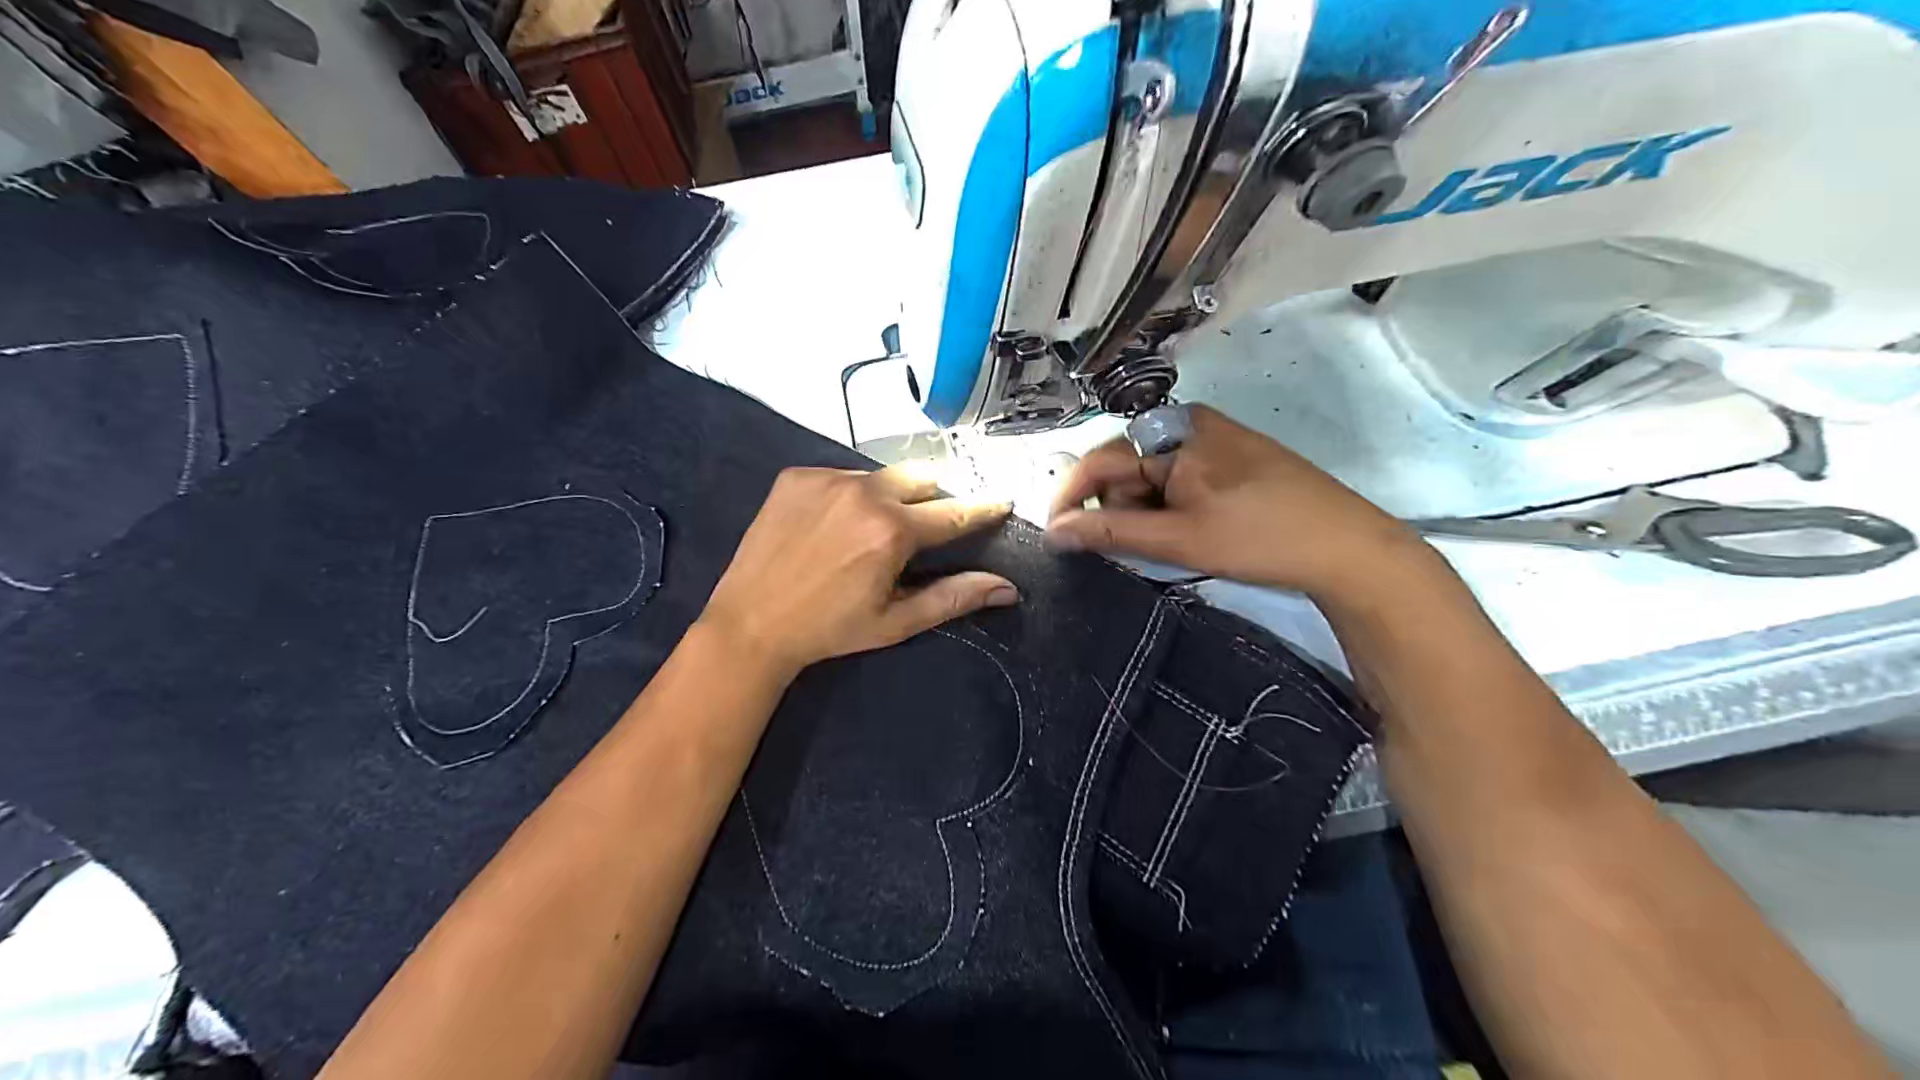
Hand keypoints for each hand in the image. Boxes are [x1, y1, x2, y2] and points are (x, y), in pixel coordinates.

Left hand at [700, 464, 1018, 676]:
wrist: (750, 623)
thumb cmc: (829, 629)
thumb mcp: (895, 621)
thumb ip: (954, 598)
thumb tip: (1006, 589)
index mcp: (892, 531)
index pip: (954, 512)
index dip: (982, 508)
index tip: (1002, 499)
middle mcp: (863, 493)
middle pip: (921, 478)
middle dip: (931, 499)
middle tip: (920, 530)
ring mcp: (826, 479)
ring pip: (880, 477)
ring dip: (887, 498)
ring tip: (864, 535)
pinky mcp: (797, 476)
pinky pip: (841, 475)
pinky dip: (848, 496)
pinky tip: (831, 527)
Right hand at [1045, 405, 1425, 601]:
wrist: (1349, 550)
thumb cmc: (1261, 537)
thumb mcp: (1178, 539)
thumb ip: (1110, 533)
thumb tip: (1054, 532)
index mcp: (1176, 433)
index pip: (1101, 461)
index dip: (1073, 498)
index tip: (1057, 534)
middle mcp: (1191, 426)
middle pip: (1126, 469)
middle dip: (1118, 510)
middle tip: (1135, 550)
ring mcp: (1214, 442)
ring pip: (1151, 479)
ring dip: (1144, 514)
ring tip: (1171, 547)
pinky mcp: (1231, 461)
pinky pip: (1178, 482)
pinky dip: (1169, 510)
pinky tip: (1189, 535)